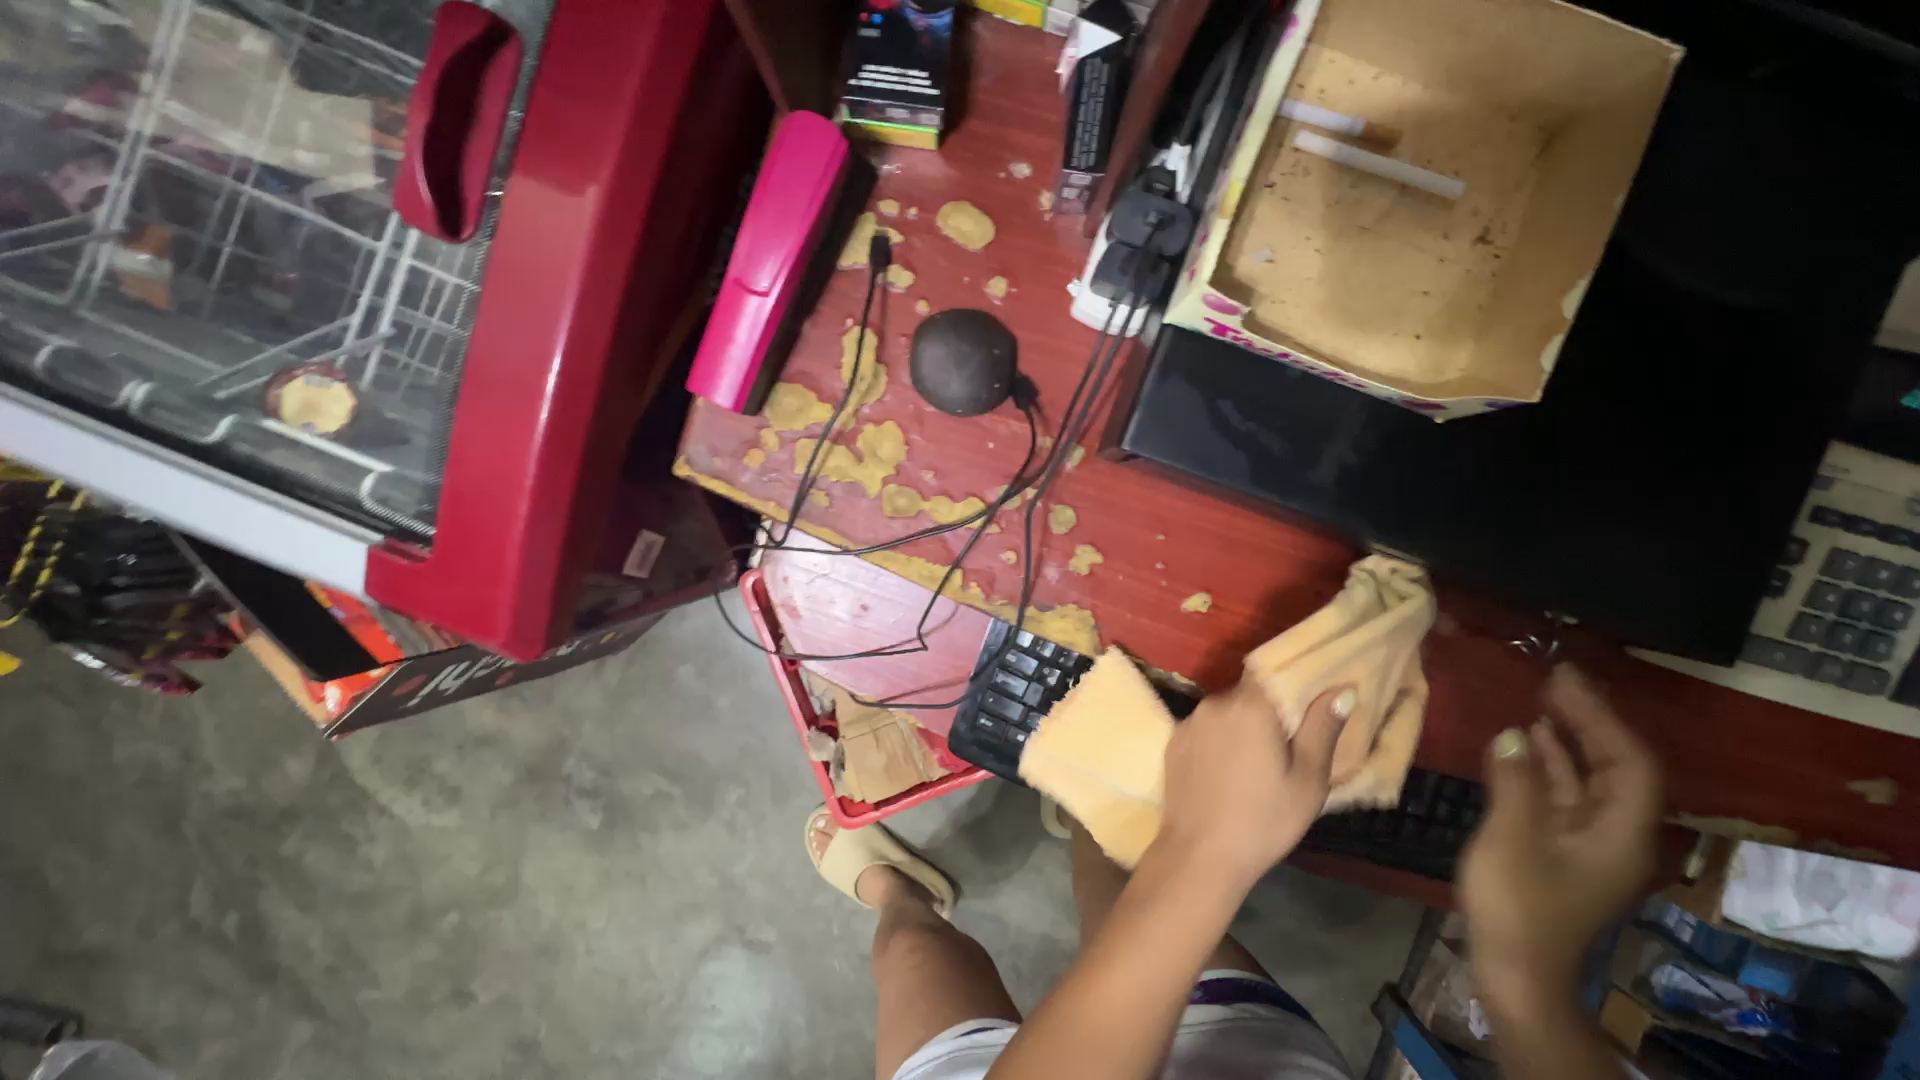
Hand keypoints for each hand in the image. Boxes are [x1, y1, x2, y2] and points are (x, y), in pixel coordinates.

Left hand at [1156, 680, 1353, 888]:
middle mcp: (1214, 704)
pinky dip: (1218, 742)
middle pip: (1247, 695)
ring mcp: (1189, 723)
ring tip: (1256, 764)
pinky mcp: (1172, 743)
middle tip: (1285, 746)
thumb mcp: (1307, 779)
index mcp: (1250, 706)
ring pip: (1224, 713)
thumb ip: (1322, 728)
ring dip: (1240, 728)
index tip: (1305, 704)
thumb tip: (1342, 690)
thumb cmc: (1264, 820)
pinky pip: (1204, 730)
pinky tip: (1227, 772)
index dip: (1289, 683)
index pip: (1271, 673)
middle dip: (1267, 712)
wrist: (1199, 855)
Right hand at [1460, 664, 1662, 1000]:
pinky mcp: (1563, 849)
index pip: (1629, 762)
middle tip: (1553, 678)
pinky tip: (1524, 745)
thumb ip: (1516, 783)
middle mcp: (1616, 833)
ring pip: (1589, 779)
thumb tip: (1515, 735)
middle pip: (1616, 767)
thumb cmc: (1519, 905)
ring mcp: (1590, 843)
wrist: (1515, 970)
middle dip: (1589, 721)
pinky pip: (1564, 795)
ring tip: (1539, 700)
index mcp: (1620, 833)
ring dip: (1568, 740)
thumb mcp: (1512, 839)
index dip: (1600, 716)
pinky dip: (1548, 765)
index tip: (1565, 679)